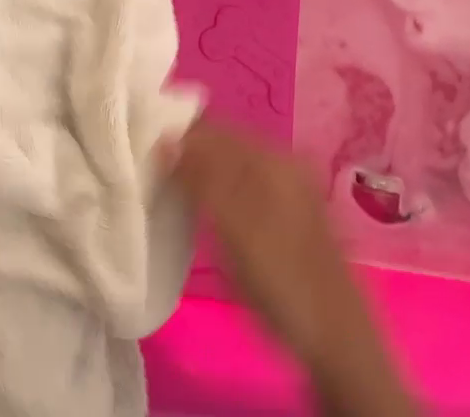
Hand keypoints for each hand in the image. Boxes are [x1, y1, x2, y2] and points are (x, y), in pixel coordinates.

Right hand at [167, 118, 417, 416]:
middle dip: (183, 152)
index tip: (136, 146)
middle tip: (144, 168)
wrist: (333, 340)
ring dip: (196, 172)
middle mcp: (283, 164)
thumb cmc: (280, 280)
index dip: (174, 133)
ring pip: (228, 167)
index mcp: (273, 158)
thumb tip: (161, 137)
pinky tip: (194, 205)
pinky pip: (238, 186)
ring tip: (162, 186)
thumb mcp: (232, 226)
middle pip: (221, 145)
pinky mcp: (285, 216)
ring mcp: (287, 190)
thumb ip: (198, 177)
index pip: (210, 129)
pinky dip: (213, 190)